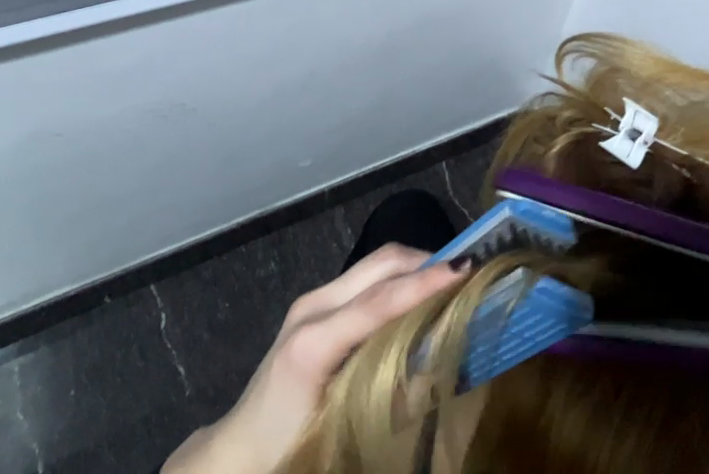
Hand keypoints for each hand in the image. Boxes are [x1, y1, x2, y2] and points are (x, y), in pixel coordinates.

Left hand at [160, 244, 462, 473]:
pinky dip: (396, 279)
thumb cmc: (293, 443)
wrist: (241, 447)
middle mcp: (312, 308)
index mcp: (315, 341)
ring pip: (373, 265)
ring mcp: (311, 302)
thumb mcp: (347, 422)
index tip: (465, 267)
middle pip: (379, 264)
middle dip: (425, 261)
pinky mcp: (314, 305)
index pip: (380, 299)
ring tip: (450, 281)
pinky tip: (416, 296)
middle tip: (467, 271)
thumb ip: (395, 390)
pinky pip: (364, 280)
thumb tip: (444, 357)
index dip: (425, 281)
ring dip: (413, 267)